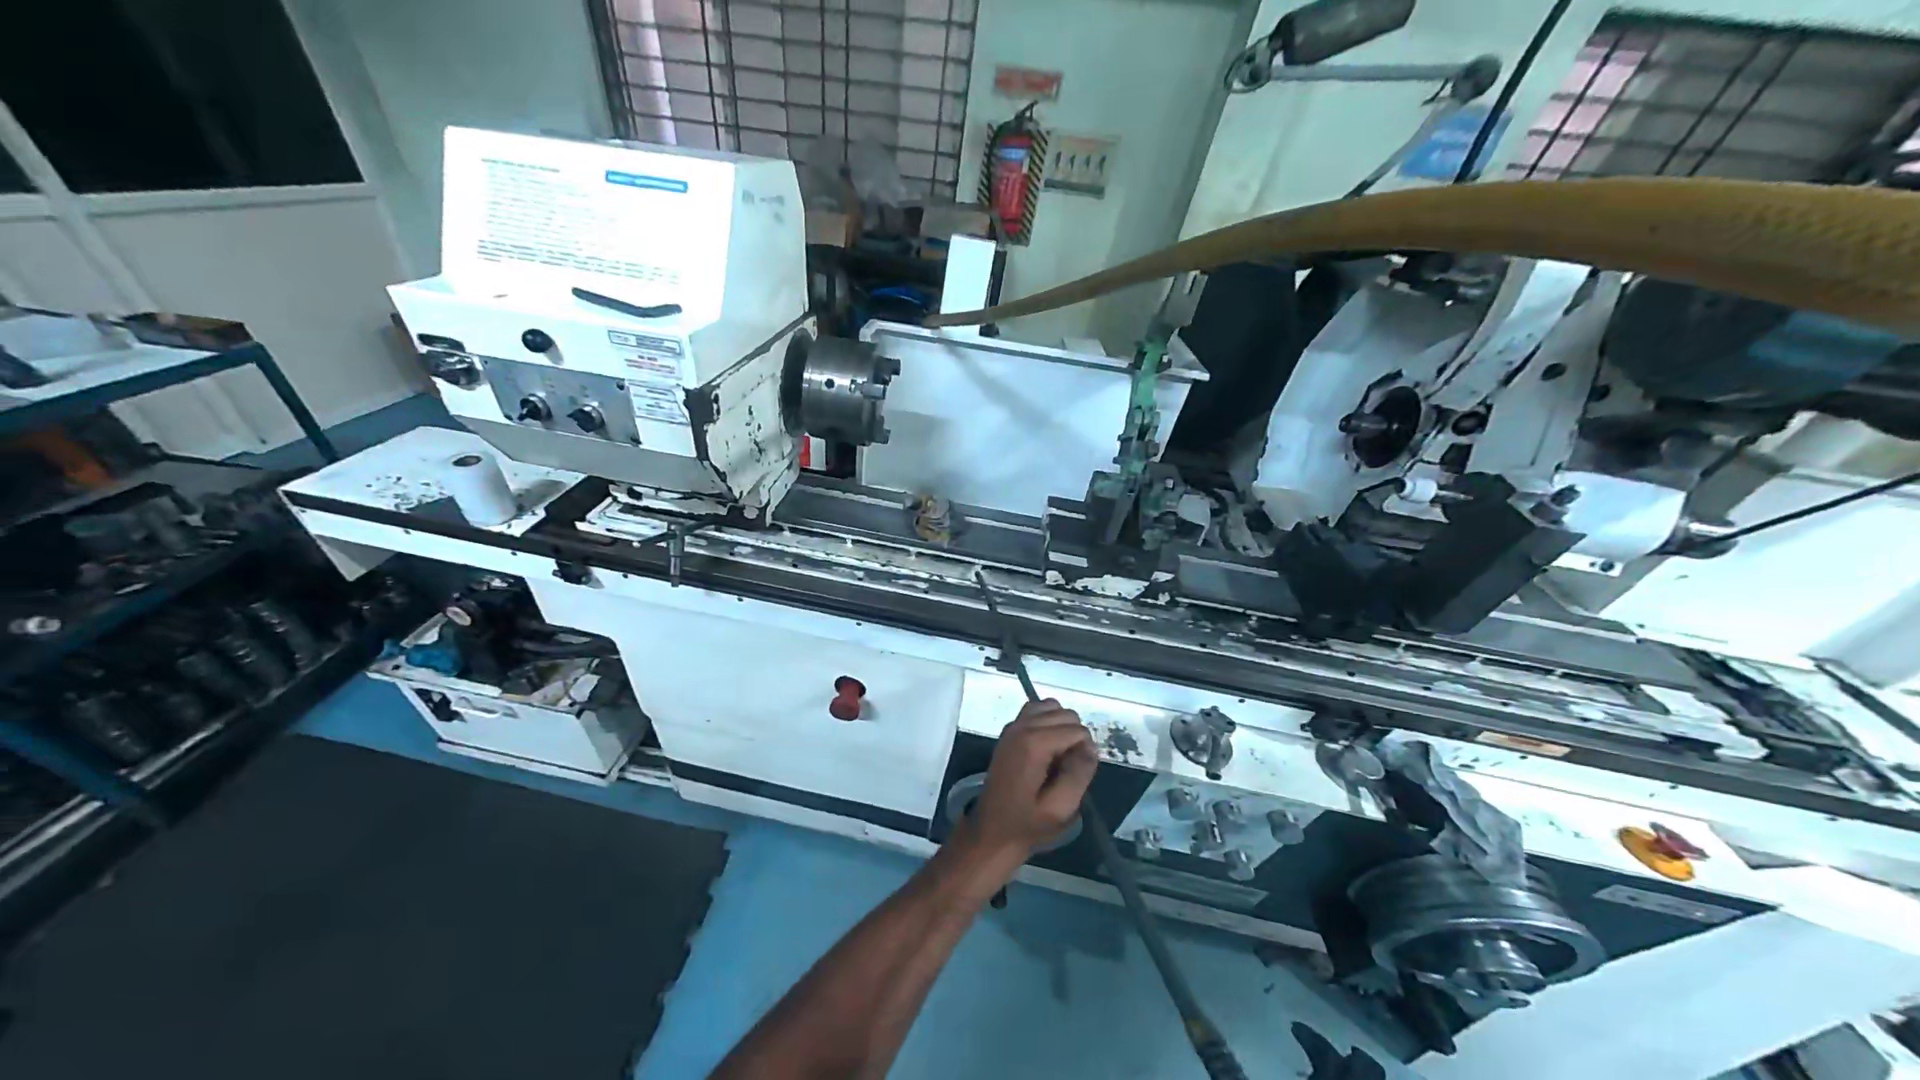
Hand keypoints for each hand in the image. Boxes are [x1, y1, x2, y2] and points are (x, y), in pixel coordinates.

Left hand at [964, 699, 1097, 867]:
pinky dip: (1047, 721)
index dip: (1085, 752)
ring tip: (1060, 756)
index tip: (1076, 776)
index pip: (1077, 730)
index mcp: (1034, 744)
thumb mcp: (1061, 808)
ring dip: (1062, 727)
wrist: (991, 831)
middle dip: (1075, 737)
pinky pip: (1036, 710)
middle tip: (1068, 768)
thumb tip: (1090, 747)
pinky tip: (1047, 746)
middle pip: (1065, 714)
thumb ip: (1079, 774)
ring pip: (1051, 707)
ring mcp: (1012, 726)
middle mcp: (1022, 726)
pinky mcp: (1009, 730)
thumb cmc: (1027, 824)